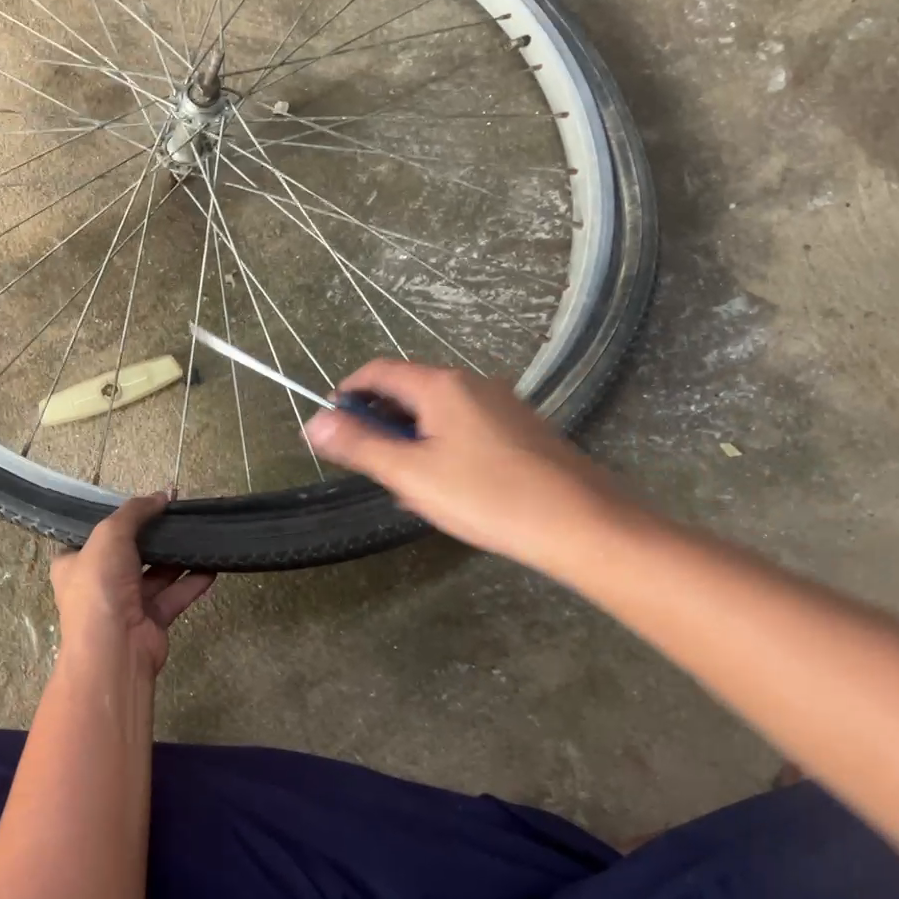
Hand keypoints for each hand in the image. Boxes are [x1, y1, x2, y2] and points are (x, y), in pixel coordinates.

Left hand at [51, 494, 214, 675]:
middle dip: (152, 536)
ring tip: (198, 534)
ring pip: (154, 574)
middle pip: (128, 553)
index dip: (117, 520)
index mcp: (74, 563)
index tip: (144, 505)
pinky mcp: (151, 620)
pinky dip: (191, 581)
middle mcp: (97, 582)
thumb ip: (134, 512)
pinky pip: (173, 595)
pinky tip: (211, 565)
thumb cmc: (100, 584)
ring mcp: (125, 603)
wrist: (114, 647)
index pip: (94, 536)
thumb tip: (161, 495)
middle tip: (178, 514)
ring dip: (175, 556)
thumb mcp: (110, 534)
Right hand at [304, 361, 638, 567]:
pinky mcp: (523, 431)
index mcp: (441, 386)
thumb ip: (358, 445)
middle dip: (378, 421)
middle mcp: (472, 384)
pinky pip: (464, 427)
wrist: (587, 527)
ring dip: (409, 438)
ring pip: (436, 412)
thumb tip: (312, 422)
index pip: (377, 371)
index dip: (346, 394)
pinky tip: (448, 488)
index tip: (332, 427)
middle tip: (368, 464)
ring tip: (407, 484)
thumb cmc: (489, 497)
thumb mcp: (409, 474)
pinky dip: (440, 446)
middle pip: (407, 390)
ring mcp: (503, 406)